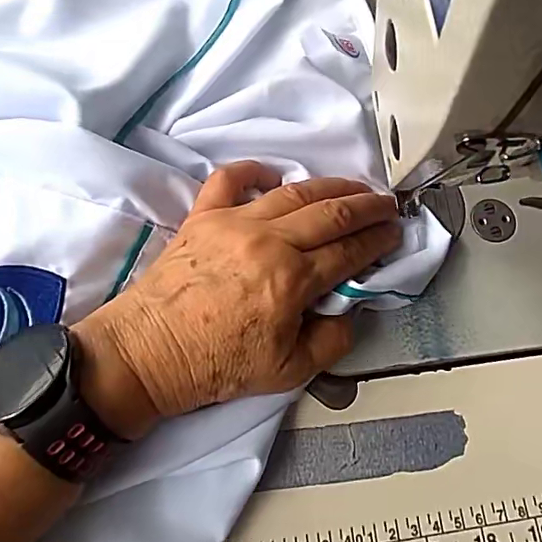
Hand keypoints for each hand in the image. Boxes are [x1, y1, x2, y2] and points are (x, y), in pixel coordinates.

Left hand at [73, 161, 402, 437]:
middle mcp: (266, 242)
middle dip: (366, 205)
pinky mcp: (202, 218)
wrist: (149, 352)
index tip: (392, 234)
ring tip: (350, 187)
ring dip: (328, 185)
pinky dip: (252, 171)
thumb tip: (346, 310)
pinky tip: (270, 173)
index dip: (377, 240)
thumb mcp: (288, 371)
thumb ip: (331, 340)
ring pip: (292, 192)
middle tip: (385, 204)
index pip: (349, 251)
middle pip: (330, 212)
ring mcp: (232, 224)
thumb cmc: (213, 364)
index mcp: (291, 280)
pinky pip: (229, 180)